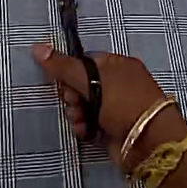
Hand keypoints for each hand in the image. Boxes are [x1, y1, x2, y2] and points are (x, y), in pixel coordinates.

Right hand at [34, 43, 186, 169]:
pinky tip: (85, 131)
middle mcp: (118, 84)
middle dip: (72, 96)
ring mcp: (116, 108)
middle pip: (82, 86)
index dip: (70, 72)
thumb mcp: (91, 79)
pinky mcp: (113, 129)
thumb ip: (63, 66)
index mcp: (117, 65)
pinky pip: (91, 123)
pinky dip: (85, 127)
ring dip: (77, 113)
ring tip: (81, 119)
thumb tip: (37, 47)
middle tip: (74, 102)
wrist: (149, 140)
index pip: (85, 63)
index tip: (63, 82)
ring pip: (84, 106)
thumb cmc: (123, 101)